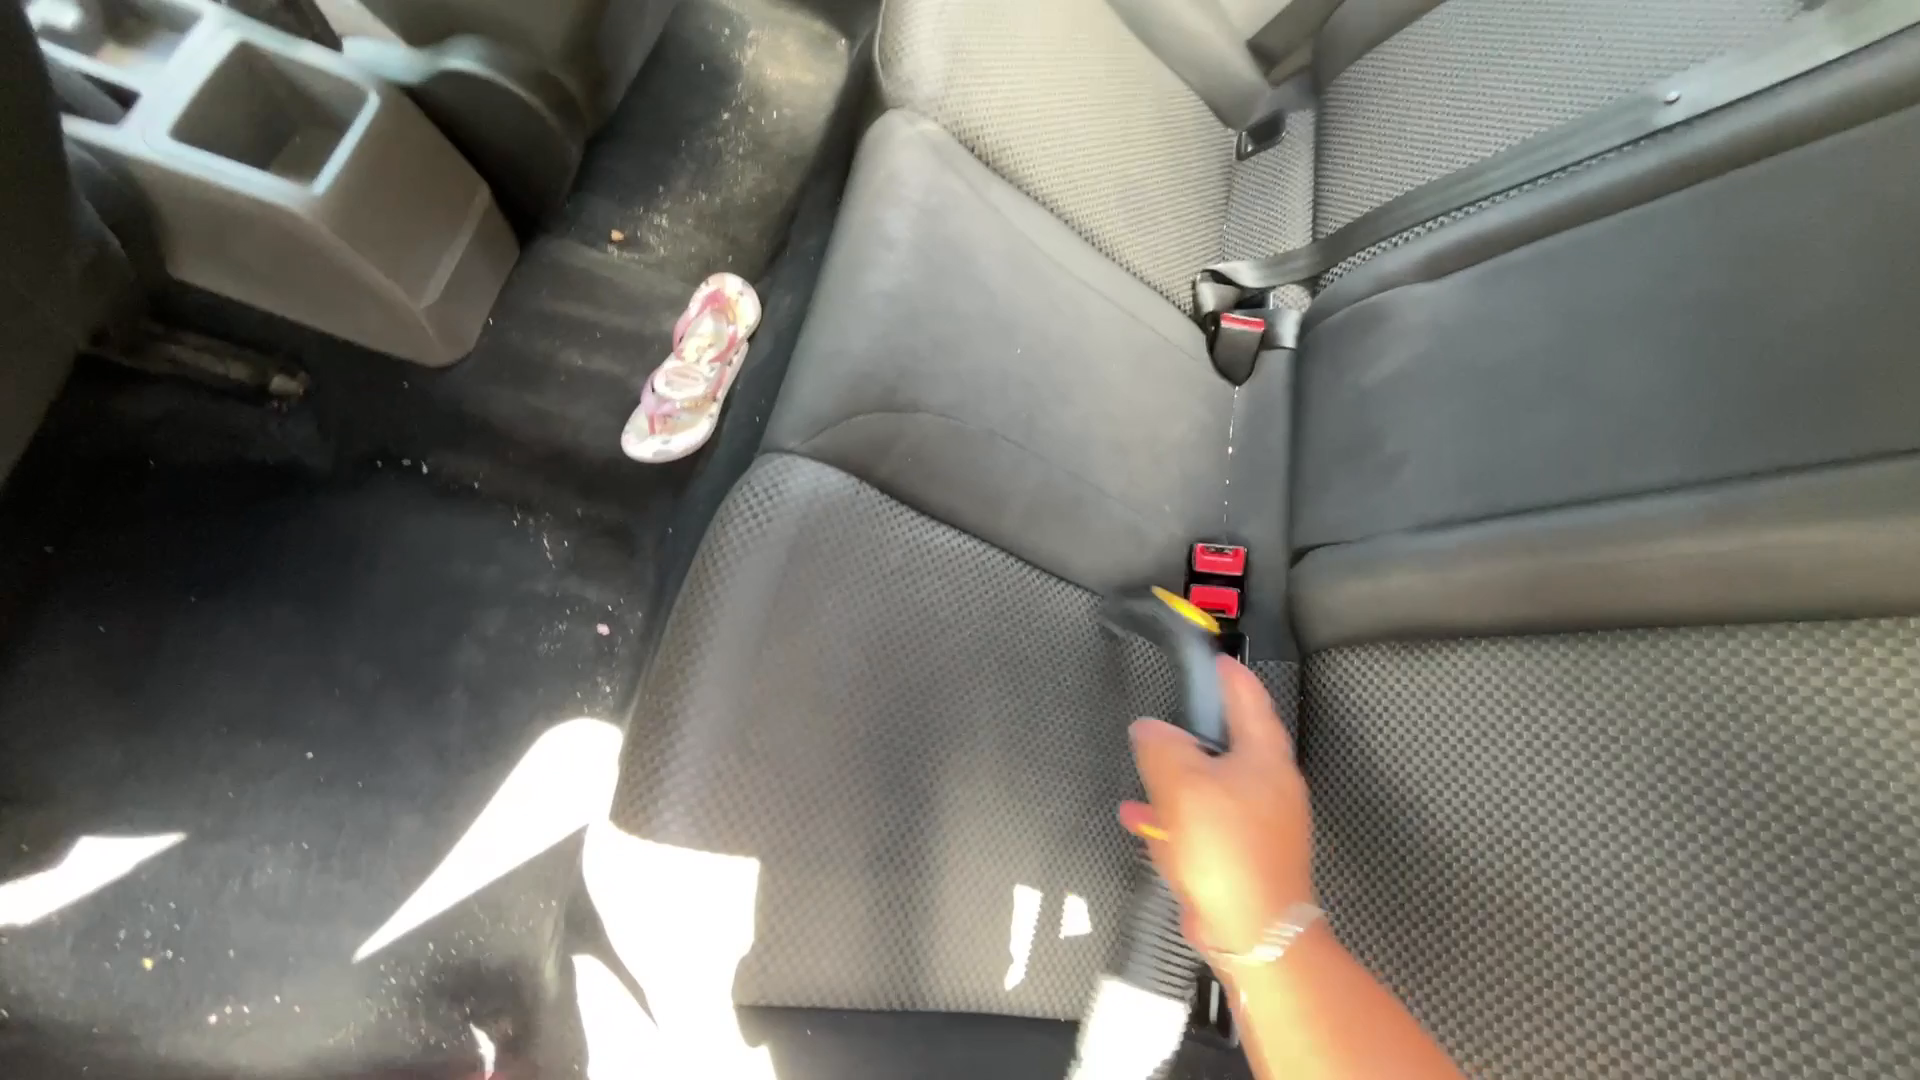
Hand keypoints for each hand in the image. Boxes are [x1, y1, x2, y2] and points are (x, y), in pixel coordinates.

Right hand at [1119, 656, 1314, 955]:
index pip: (1248, 697)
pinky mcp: (1242, 853)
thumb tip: (1149, 728)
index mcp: (1264, 757)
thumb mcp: (1183, 784)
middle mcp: (1268, 785)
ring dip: (1176, 777)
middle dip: (1193, 731)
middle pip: (1228, 741)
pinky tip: (1142, 820)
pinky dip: (1174, 815)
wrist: (1254, 933)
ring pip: (1210, 782)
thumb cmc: (1226, 850)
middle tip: (1168, 718)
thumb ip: (1161, 745)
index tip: (1213, 657)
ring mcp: (1258, 821)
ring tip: (1143, 774)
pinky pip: (1203, 820)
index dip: (1228, 673)